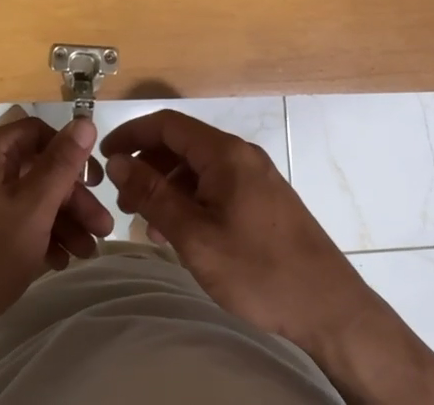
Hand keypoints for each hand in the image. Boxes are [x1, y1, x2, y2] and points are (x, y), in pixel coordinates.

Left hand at [0, 116, 113, 348]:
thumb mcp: (34, 207)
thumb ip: (62, 164)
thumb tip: (84, 120)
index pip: (37, 132)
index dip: (70, 153)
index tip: (96, 182)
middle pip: (34, 169)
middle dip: (72, 199)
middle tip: (102, 229)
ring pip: (24, 198)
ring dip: (59, 221)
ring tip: (87, 252)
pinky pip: (9, 218)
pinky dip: (36, 234)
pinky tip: (59, 260)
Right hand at [102, 110, 356, 346]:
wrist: (330, 309)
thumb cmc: (259, 270)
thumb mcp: (195, 236)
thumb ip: (153, 195)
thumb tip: (118, 162)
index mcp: (226, 154)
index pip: (167, 124)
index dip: (131, 134)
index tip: (103, 157)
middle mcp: (241, 156)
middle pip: (182, 144)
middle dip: (147, 166)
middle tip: (122, 200)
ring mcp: (256, 178)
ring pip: (198, 168)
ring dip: (166, 187)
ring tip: (145, 223)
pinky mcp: (264, 202)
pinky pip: (216, 187)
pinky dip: (190, 201)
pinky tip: (178, 234)